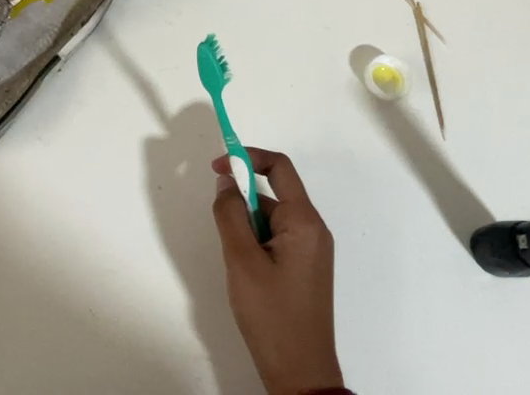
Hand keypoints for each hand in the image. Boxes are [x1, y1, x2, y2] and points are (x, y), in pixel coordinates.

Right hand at [212, 147, 344, 394]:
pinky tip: (246, 271)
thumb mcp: (241, 259)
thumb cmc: (271, 313)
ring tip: (237, 262)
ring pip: (270, 217)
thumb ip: (230, 213)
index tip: (216, 167)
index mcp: (305, 222)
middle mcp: (313, 230)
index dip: (246, 157)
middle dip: (242, 200)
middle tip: (224, 230)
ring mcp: (310, 251)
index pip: (279, 167)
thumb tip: (226, 180)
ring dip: (246, 225)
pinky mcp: (303, 268)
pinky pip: (275, 237)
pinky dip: (254, 241)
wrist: (300, 372)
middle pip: (273, 193)